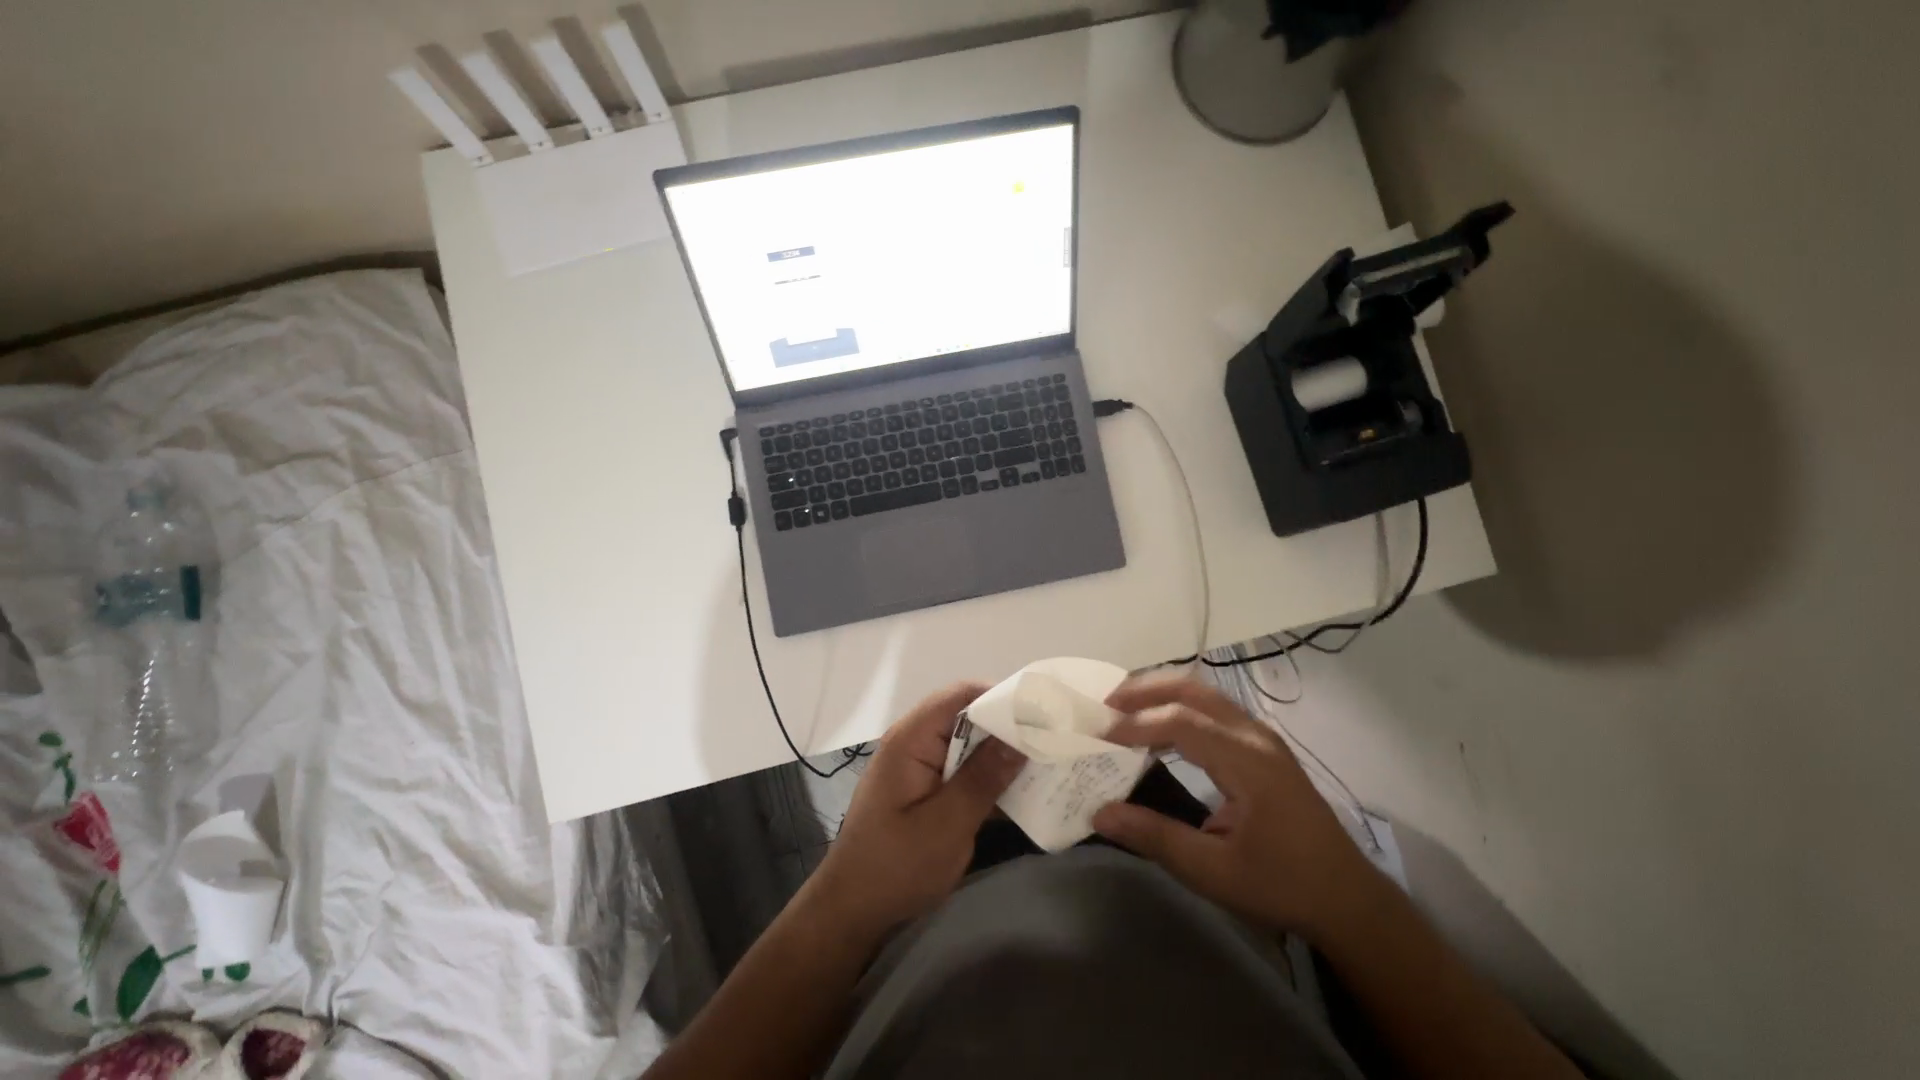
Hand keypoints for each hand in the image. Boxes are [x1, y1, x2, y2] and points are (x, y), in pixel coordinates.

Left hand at [810, 682, 1025, 936]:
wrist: (853, 910)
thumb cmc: (896, 867)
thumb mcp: (946, 825)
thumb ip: (983, 778)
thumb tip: (1021, 736)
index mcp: (911, 740)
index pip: (960, 695)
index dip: (1002, 697)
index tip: (1044, 714)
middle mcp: (913, 743)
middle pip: (967, 716)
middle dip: (1009, 726)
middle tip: (1056, 741)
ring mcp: (919, 767)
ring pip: (969, 744)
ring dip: (1003, 754)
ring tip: (1049, 762)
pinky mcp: (926, 790)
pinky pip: (963, 769)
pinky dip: (989, 776)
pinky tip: (1023, 790)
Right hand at [1092, 673, 1379, 935]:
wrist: (1346, 899)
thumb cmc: (1281, 886)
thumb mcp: (1213, 871)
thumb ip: (1155, 838)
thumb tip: (1100, 813)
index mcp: (1249, 762)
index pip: (1181, 721)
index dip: (1135, 724)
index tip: (1097, 737)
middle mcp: (1256, 738)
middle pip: (1194, 691)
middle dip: (1144, 691)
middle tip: (1101, 707)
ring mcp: (1264, 740)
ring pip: (1206, 695)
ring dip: (1161, 696)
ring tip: (1120, 713)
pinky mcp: (1264, 750)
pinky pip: (1215, 712)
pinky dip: (1179, 710)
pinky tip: (1157, 731)